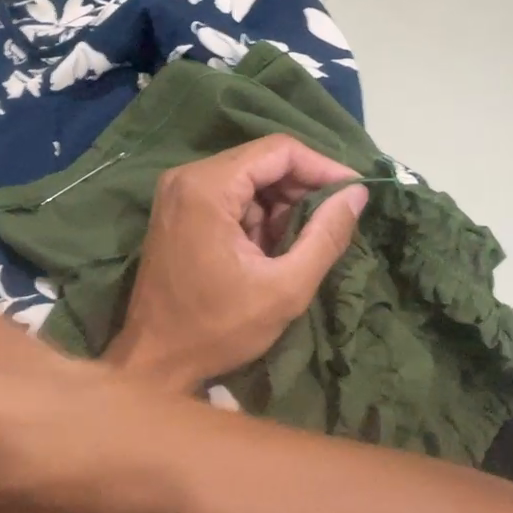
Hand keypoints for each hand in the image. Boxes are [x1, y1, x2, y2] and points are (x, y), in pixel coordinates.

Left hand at [106, 134, 366, 391]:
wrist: (154, 362)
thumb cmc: (217, 329)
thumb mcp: (284, 288)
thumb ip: (326, 236)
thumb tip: (358, 194)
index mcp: (207, 187)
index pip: (279, 150)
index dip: (323, 166)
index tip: (355, 191)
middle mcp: (187, 178)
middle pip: (262, 161)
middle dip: (303, 188)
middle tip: (334, 220)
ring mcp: (179, 194)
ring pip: (248, 180)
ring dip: (282, 206)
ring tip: (305, 242)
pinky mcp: (178, 212)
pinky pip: (230, 198)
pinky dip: (259, 217)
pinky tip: (274, 249)